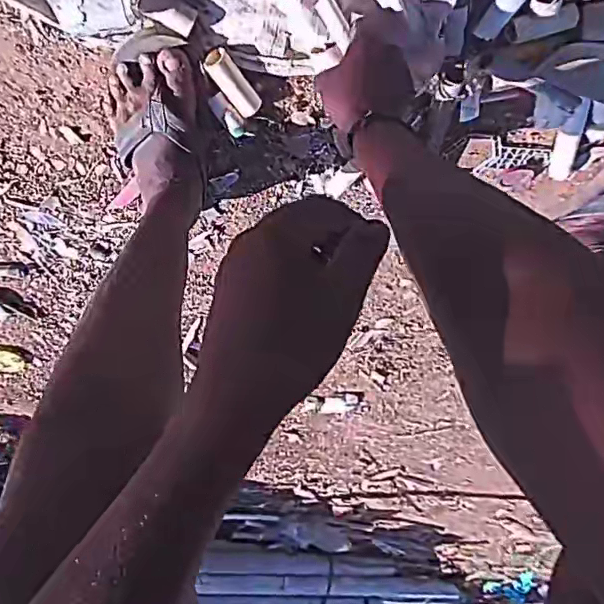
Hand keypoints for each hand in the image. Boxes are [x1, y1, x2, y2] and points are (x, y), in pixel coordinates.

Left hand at [192, 197, 389, 423]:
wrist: (235, 396)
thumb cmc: (291, 347)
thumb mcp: (343, 295)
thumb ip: (363, 252)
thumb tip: (374, 228)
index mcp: (277, 232)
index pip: (326, 206)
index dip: (356, 224)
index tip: (372, 250)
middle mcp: (250, 240)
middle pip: (303, 222)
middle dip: (334, 242)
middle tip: (354, 276)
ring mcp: (235, 265)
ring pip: (286, 247)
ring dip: (313, 261)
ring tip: (331, 298)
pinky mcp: (229, 291)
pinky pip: (268, 269)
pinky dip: (292, 278)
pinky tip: (302, 313)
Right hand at [315, 1, 428, 135]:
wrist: (375, 128)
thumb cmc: (349, 102)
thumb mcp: (326, 83)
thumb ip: (328, 68)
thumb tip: (326, 68)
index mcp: (366, 42)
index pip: (364, 21)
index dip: (356, 27)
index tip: (351, 32)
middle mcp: (388, 48)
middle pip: (381, 38)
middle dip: (371, 45)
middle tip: (359, 54)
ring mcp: (401, 65)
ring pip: (390, 56)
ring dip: (381, 62)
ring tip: (368, 75)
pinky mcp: (409, 83)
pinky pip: (398, 74)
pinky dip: (390, 78)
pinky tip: (379, 89)